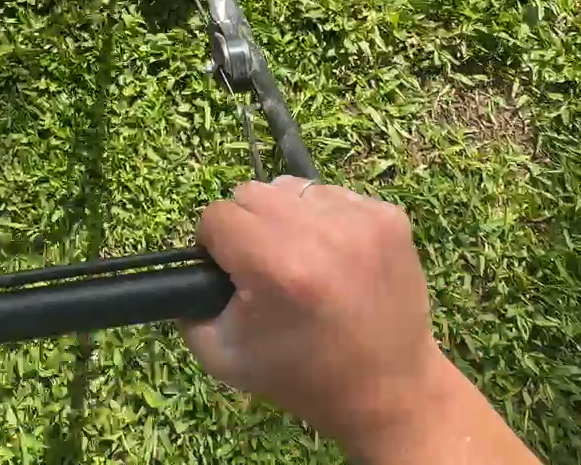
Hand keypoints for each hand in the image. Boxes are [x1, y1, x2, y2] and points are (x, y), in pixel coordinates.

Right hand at [183, 176, 442, 455]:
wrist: (392, 394)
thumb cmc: (304, 377)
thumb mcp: (224, 357)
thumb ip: (188, 306)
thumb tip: (188, 262)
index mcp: (277, 266)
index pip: (217, 216)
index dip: (215, 244)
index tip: (232, 271)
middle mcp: (320, 232)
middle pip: (251, 193)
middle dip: (249, 226)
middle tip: (267, 267)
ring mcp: (359, 220)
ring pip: (290, 187)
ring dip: (287, 217)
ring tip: (303, 259)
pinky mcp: (388, 216)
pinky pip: (330, 194)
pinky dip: (324, 220)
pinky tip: (336, 257)